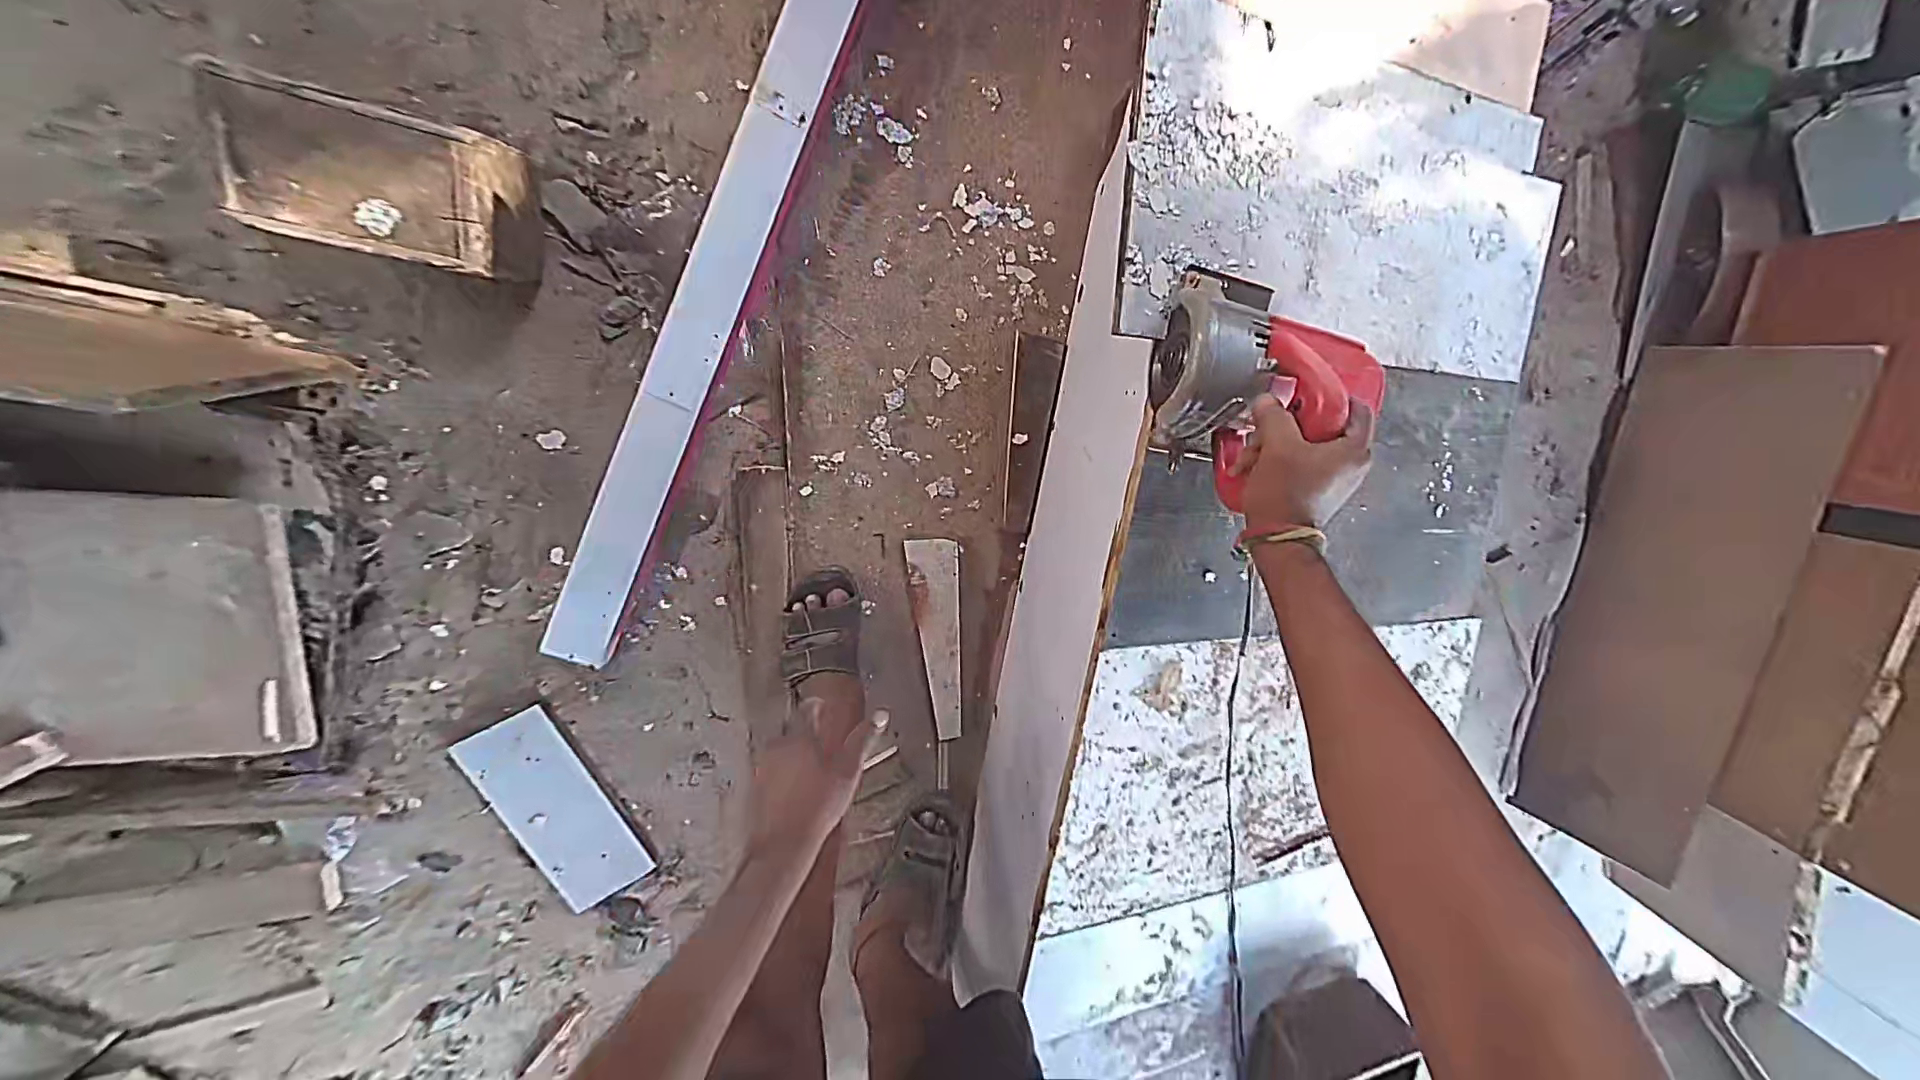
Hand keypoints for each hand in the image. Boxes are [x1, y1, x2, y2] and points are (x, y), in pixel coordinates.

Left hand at [748, 699, 885, 858]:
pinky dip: (783, 774)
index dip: (819, 707)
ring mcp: (764, 765)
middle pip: (794, 728)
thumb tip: (879, 716)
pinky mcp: (756, 785)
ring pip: (782, 749)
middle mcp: (780, 746)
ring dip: (795, 754)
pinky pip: (772, 770)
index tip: (824, 709)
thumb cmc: (818, 807)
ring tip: (812, 772)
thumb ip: (863, 740)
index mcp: (803, 737)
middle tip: (823, 747)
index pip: (809, 708)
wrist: (783, 843)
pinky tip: (796, 791)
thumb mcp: (849, 771)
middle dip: (808, 734)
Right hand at [1227, 394, 1374, 528]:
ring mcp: (1333, 478)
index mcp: (1354, 449)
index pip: (1355, 406)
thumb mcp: (1277, 446)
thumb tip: (1268, 402)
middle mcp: (1350, 463)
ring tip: (1254, 456)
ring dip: (1274, 445)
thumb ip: (1274, 416)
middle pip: (1321, 426)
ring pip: (1304, 444)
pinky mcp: (1315, 489)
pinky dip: (1276, 461)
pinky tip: (1256, 467)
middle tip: (1267, 429)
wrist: (1276, 537)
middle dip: (1285, 426)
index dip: (1327, 396)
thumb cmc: (1286, 498)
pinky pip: (1297, 463)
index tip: (1303, 396)